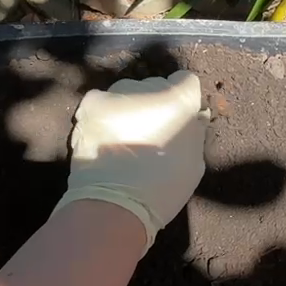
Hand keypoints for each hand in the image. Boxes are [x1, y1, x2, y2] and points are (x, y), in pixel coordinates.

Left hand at [57, 70, 207, 248]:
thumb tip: (196, 115)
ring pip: (127, 93)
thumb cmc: (164, 188)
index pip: (187, 81)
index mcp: (179, 98)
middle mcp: (147, 86)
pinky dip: (106, 115)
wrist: (113, 204)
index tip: (180, 120)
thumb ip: (196, 131)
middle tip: (152, 133)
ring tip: (126, 139)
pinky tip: (108, 137)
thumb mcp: (195, 163)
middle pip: (155, 85)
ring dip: (130, 107)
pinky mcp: (90, 105)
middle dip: (155, 103)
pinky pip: (103, 103)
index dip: (185, 101)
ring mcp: (115, 94)